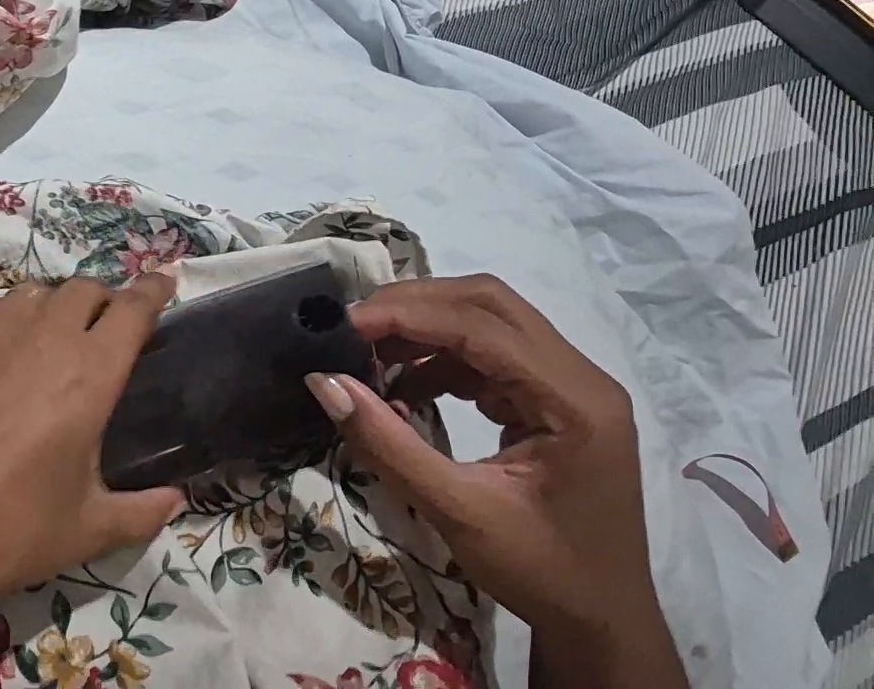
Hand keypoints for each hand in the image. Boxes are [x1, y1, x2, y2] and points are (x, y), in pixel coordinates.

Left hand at [0, 276, 183, 688]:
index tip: (163, 283)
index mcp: (91, 373)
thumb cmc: (11, 530)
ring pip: (32, 291)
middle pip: (84, 290)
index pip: (133, 310)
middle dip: (102, 301)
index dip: (152, 292)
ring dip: (50, 305)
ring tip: (46, 335)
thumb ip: (142, 510)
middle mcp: (44, 336)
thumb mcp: (89, 528)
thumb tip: (175, 500)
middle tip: (102, 328)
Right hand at [303, 274, 685, 688]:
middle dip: (413, 305)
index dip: (406, 316)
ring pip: (486, 319)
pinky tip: (401, 386)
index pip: (480, 326)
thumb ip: (386, 442)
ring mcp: (569, 386)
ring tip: (368, 356)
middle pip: (487, 302)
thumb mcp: (456, 510)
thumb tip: (322, 380)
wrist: (603, 621)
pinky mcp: (551, 399)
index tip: (343, 327)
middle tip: (353, 328)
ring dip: (422, 328)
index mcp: (573, 401)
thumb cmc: (543, 571)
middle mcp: (580, 378)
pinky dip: (436, 356)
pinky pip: (486, 351)